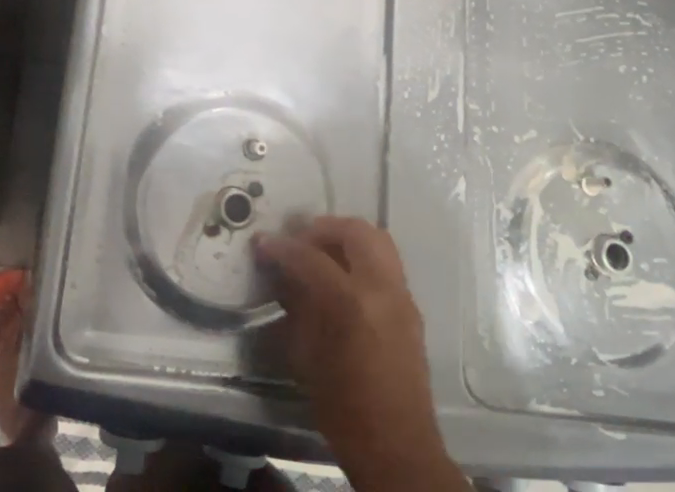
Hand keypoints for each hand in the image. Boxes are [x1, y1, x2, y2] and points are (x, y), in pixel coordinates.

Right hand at [256, 217, 472, 491]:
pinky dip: (361, 259)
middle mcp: (382, 290)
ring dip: (345, 240)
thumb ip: (296, 307)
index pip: (310, 257)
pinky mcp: (412, 308)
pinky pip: (386, 265)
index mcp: (351, 303)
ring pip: (377, 241)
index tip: (262, 245)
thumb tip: (283, 277)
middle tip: (298, 243)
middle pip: (356, 232)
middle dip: (322, 230)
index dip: (281, 247)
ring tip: (320, 256)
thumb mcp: (305, 355)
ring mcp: (402, 297)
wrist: (395, 444)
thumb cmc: (341, 406)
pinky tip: (341, 282)